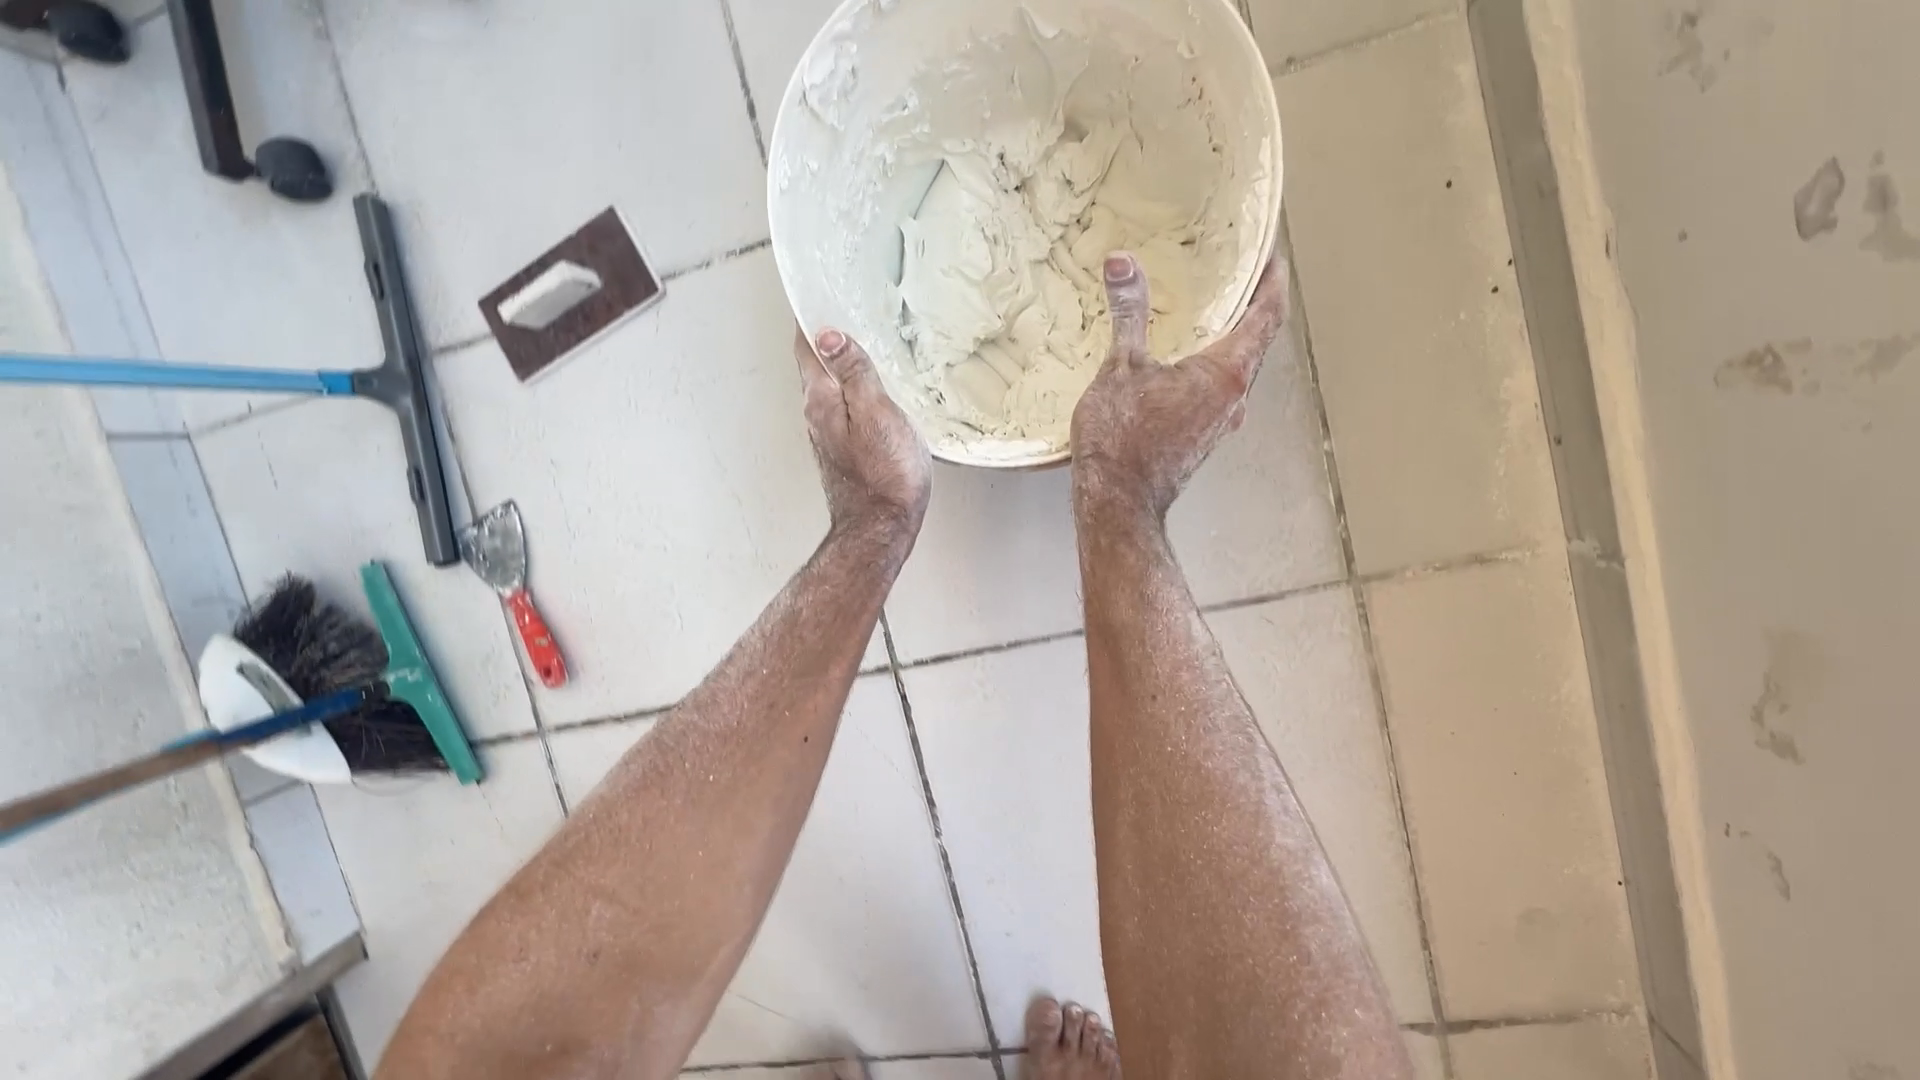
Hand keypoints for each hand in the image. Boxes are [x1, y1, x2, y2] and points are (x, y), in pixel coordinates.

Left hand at [795, 327, 932, 541]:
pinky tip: (869, 391)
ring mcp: (830, 436)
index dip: (810, 316)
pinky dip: (852, 390)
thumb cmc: (886, 477)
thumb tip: (830, 334)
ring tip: (855, 343)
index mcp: (823, 400)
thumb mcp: (877, 413)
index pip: (807, 347)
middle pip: (815, 366)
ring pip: (830, 388)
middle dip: (825, 337)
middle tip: (837, 310)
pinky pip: (844, 409)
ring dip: (839, 364)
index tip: (814, 292)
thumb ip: (854, 372)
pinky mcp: (845, 451)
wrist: (882, 529)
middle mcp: (819, 416)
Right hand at [1071, 252, 1289, 523]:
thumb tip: (1123, 265)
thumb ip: (1129, 313)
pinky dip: (1206, 369)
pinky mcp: (1200, 439)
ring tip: (1206, 314)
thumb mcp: (1121, 367)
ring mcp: (1219, 423)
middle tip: (1236, 277)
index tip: (1272, 255)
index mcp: (1225, 374)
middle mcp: (1233, 399)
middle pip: (1255, 342)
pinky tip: (1180, 363)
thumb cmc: (1122, 440)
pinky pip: (1214, 393)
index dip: (1273, 280)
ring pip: (1234, 371)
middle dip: (1248, 307)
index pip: (1267, 315)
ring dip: (1226, 341)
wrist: (1116, 502)